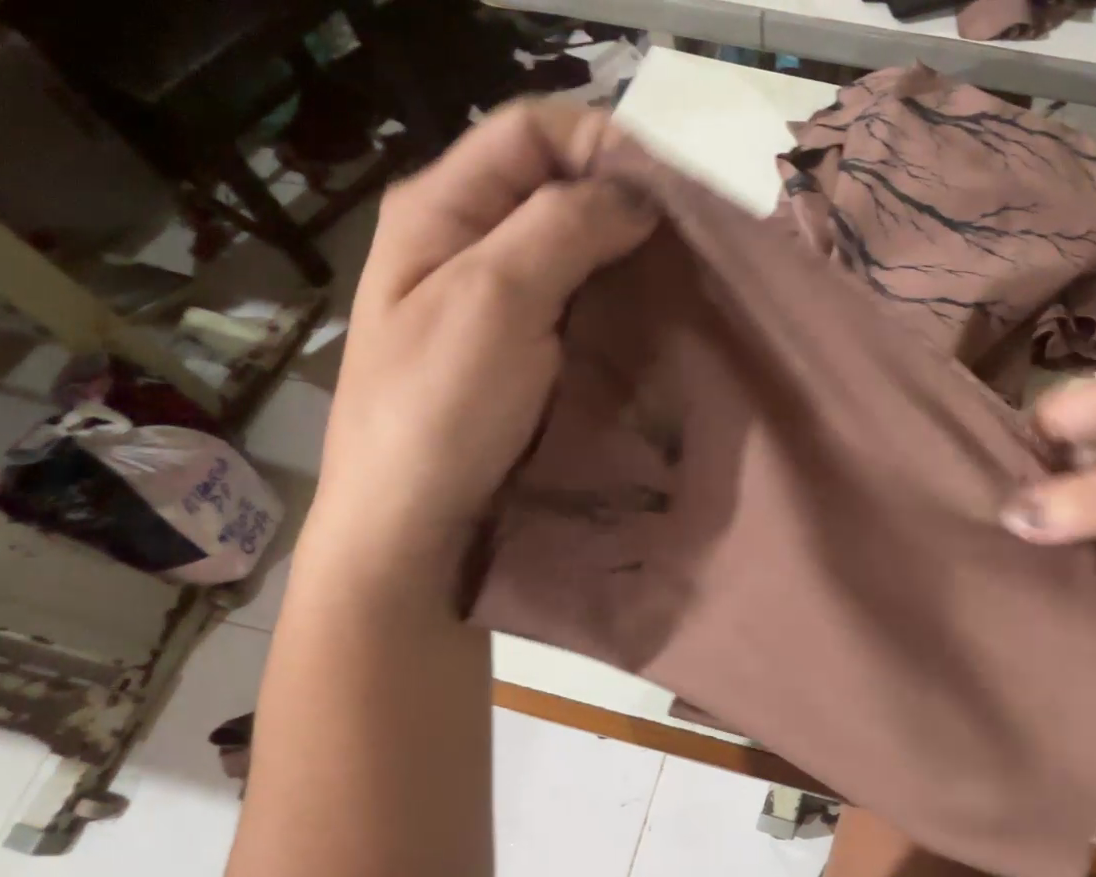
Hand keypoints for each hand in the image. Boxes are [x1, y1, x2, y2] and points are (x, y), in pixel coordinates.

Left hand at [312, 103, 658, 558]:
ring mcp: (489, 295)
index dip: (602, 145)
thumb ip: (562, 227)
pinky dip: (614, 295)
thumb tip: (639, 192)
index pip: (531, 131)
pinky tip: (646, 315)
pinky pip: (573, 297)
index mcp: (439, 207)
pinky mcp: (516, 345)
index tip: (668, 198)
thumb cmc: (439, 409)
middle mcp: (463, 238)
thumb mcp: (494, 300)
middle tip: (686, 242)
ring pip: (569, 242)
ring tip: (676, 278)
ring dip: (623, 251)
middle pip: (553, 184)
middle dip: (622, 200)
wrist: (410, 525)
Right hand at [999, 353, 1095, 600]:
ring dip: (1060, 504)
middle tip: (1000, 531)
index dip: (1022, 455)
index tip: (991, 505)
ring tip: (1022, 544)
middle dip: (1037, 482)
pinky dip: (1087, 516)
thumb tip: (1006, 517)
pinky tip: (1065, 544)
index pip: (1053, 412)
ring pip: (1082, 470)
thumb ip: (1091, 499)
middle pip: (1063, 440)